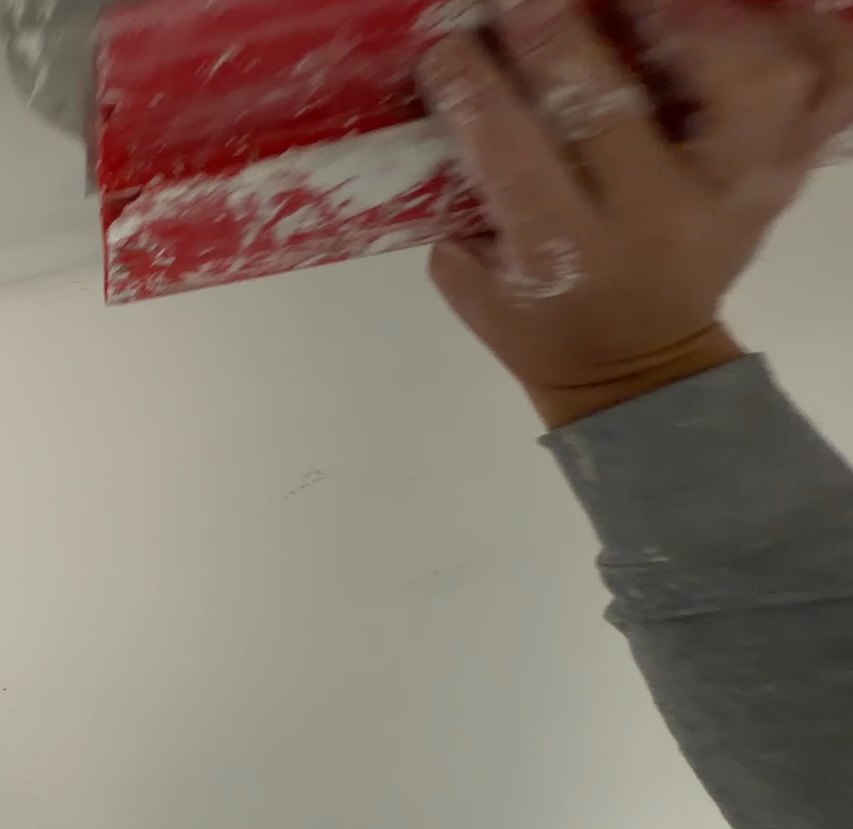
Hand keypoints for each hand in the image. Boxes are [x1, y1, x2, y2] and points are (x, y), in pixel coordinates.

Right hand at [418, 0, 852, 427]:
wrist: (631, 362)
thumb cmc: (535, 327)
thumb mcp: (470, 283)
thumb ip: (469, 210)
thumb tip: (465, 127)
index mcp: (562, 252)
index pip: (513, 158)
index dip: (477, 96)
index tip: (445, 52)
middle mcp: (656, 217)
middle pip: (615, 109)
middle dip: (558, 42)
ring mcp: (737, 190)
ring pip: (754, 79)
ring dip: (701, 15)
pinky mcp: (785, 173)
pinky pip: (829, 82)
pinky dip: (808, 26)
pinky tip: (749, 7)